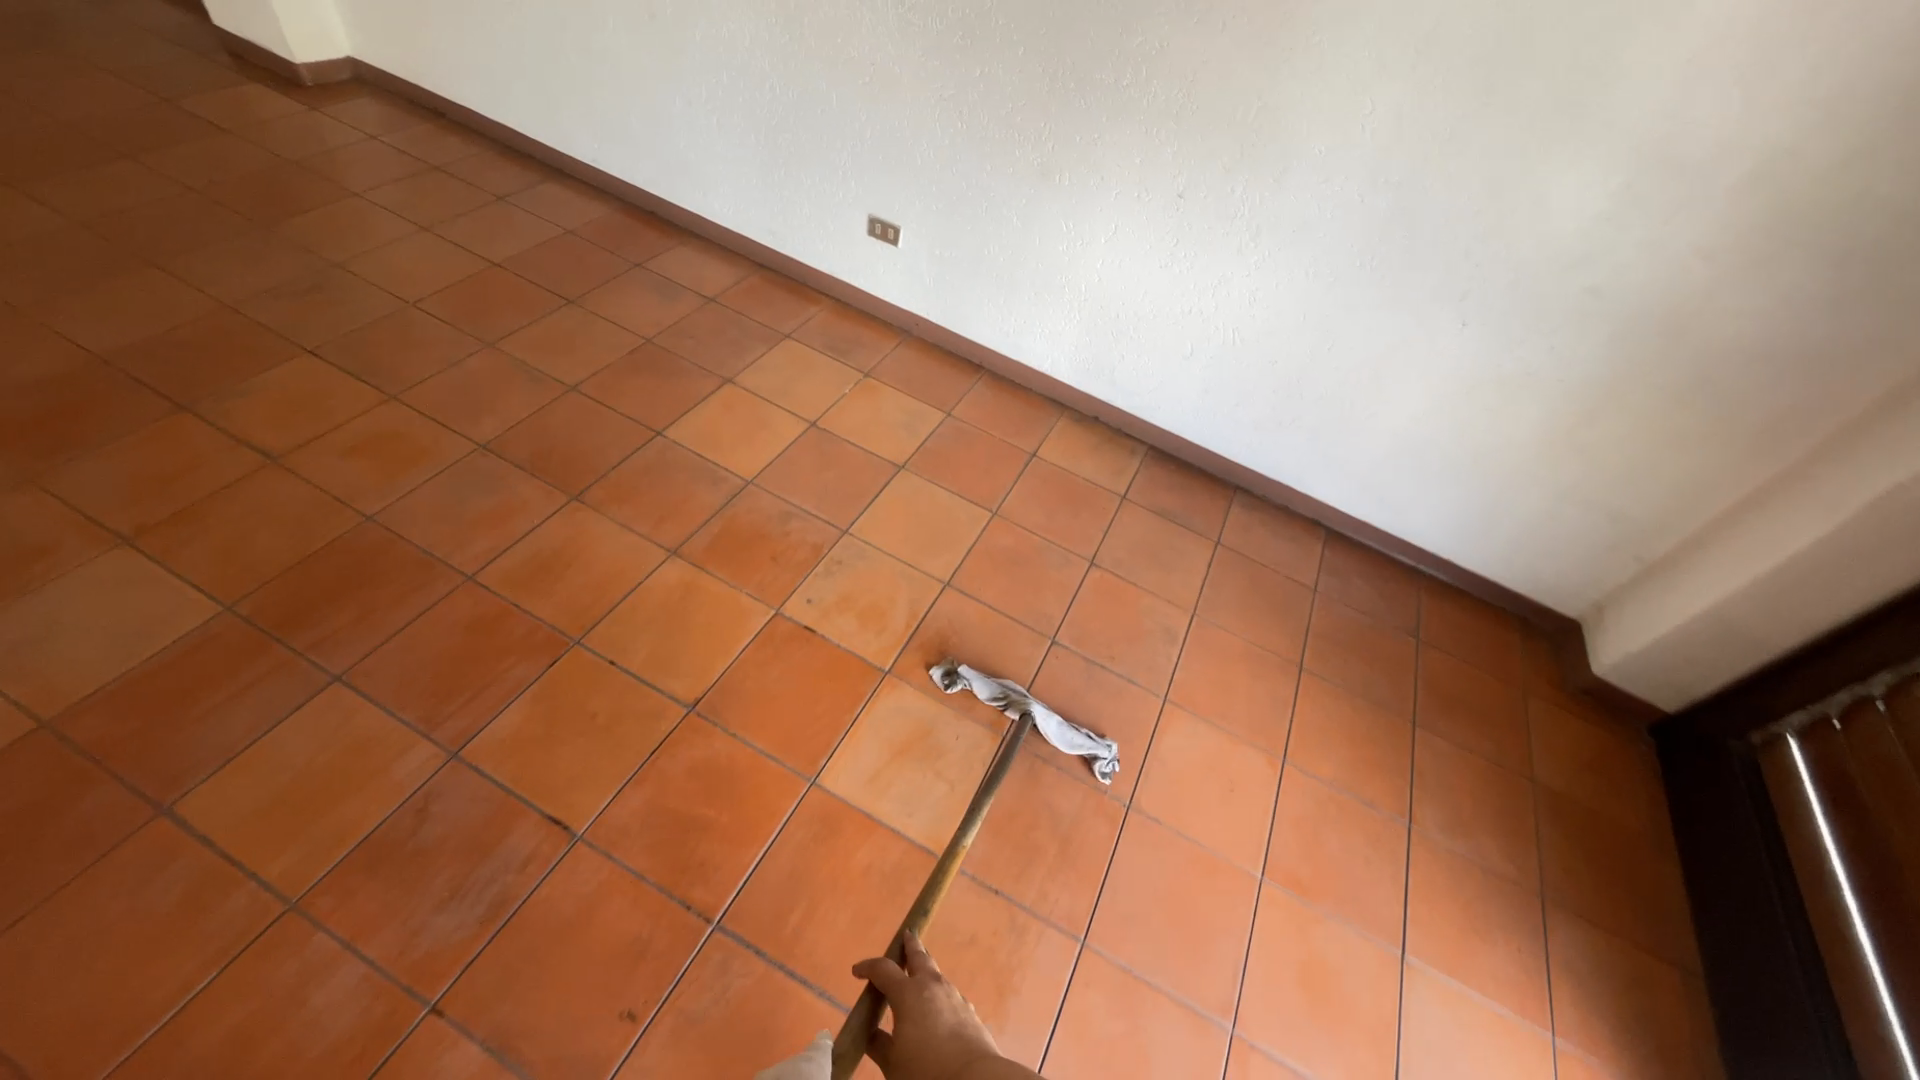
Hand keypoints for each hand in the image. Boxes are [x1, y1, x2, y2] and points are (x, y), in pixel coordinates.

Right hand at [850, 931, 1001, 1079]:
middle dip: (910, 945)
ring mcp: (954, 996)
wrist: (973, 1079)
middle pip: (919, 957)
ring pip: (936, 975)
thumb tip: (871, 1034)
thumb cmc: (926, 1070)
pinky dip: (938, 994)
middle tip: (906, 935)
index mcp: (908, 994)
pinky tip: (937, 1007)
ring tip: (918, 973)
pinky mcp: (969, 1011)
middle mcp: (932, 987)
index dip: (868, 967)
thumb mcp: (892, 1063)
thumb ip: (879, 1044)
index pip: (883, 970)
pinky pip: (949, 995)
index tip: (857, 971)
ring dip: (925, 970)